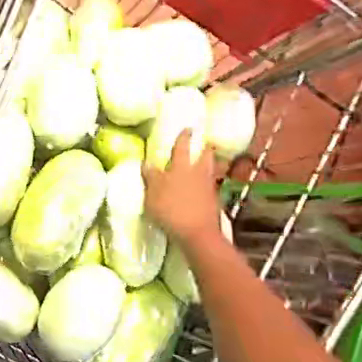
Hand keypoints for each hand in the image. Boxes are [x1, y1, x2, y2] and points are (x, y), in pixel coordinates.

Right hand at [142, 131, 222, 246]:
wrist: (197, 233)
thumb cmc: (171, 209)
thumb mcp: (152, 193)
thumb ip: (150, 177)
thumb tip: (146, 163)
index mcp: (182, 168)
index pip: (182, 147)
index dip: (184, 137)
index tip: (188, 128)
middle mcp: (198, 174)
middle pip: (205, 157)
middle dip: (205, 149)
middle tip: (205, 145)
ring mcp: (209, 189)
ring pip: (210, 172)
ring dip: (209, 167)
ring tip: (205, 166)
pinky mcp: (214, 204)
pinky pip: (211, 188)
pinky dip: (208, 186)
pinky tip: (203, 190)